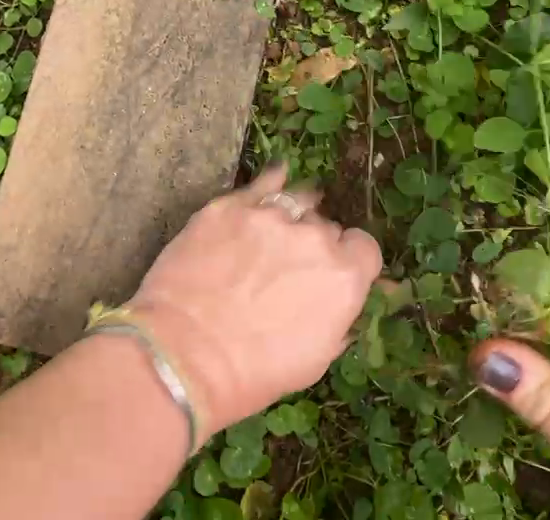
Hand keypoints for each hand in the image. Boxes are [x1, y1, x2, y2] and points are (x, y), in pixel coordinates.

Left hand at [125, 165, 381, 439]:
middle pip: (324, 228)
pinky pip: (259, 186)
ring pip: (294, 203)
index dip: (350, 260)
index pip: (364, 248)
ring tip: (275, 233)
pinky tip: (275, 177)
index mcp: (343, 278)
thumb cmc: (254, 373)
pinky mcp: (227, 207)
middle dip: (313, 245)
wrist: (185, 355)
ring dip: (291, 217)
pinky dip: (269, 184)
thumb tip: (347, 298)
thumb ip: (339, 317)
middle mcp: (312, 238)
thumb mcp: (315, 358)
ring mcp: (268, 217)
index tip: (334, 272)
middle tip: (288, 270)